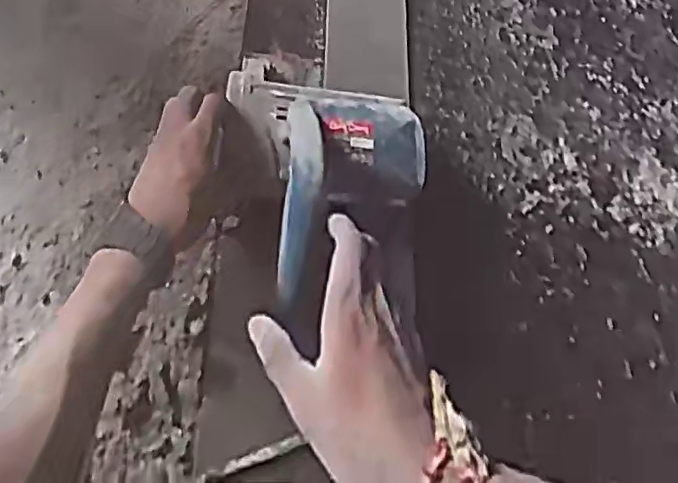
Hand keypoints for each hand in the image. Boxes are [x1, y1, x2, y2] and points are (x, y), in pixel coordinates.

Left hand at [127, 85, 220, 247]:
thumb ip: (232, 173)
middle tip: (213, 112)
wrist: (146, 228)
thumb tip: (248, 167)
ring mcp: (160, 136)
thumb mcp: (218, 195)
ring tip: (198, 125)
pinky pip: (165, 124)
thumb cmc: (186, 213)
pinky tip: (184, 144)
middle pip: (188, 94)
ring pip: (173, 105)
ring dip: (185, 107)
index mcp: (198, 136)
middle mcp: (177, 129)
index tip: (232, 111)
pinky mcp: (149, 148)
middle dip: (201, 97)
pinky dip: (176, 125)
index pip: (212, 101)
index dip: (223, 101)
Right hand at [248, 214, 435, 482]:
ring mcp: (405, 327)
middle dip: (361, 238)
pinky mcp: (418, 348)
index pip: (353, 249)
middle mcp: (381, 309)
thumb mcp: (304, 398)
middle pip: (377, 254)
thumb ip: (278, 355)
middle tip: (344, 234)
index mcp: (349, 310)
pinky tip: (379, 304)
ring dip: (378, 258)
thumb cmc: (359, 432)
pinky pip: (403, 299)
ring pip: (393, 273)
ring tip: (362, 258)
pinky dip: (389, 285)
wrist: (420, 468)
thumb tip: (257, 324)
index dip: (344, 227)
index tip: (335, 219)